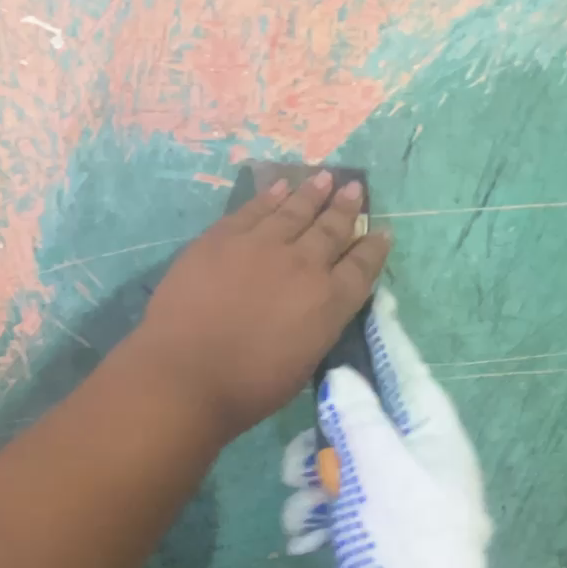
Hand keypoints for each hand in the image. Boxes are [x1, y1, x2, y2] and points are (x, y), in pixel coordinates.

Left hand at [129, 170, 391, 435]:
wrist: (185, 375)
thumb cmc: (247, 389)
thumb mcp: (303, 365)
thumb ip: (316, 327)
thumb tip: (316, 307)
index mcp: (329, 303)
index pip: (361, 268)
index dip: (373, 249)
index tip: (381, 232)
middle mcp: (303, 265)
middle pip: (331, 230)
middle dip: (346, 209)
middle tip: (354, 189)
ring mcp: (261, 246)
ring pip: (294, 211)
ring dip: (312, 194)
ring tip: (325, 178)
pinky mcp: (222, 238)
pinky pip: (253, 210)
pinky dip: (270, 197)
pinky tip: (280, 188)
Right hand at [281, 289, 543, 567]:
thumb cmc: (405, 534)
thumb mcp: (380, 467)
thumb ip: (357, 416)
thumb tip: (341, 376)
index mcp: (430, 432)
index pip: (404, 368)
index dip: (383, 335)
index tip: (367, 298)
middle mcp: (411, 453)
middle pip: (358, 414)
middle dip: (325, 434)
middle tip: (310, 447)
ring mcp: (387, 488)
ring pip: (334, 457)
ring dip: (312, 480)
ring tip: (309, 506)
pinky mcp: (365, 518)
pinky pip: (329, 497)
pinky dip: (315, 513)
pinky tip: (307, 534)